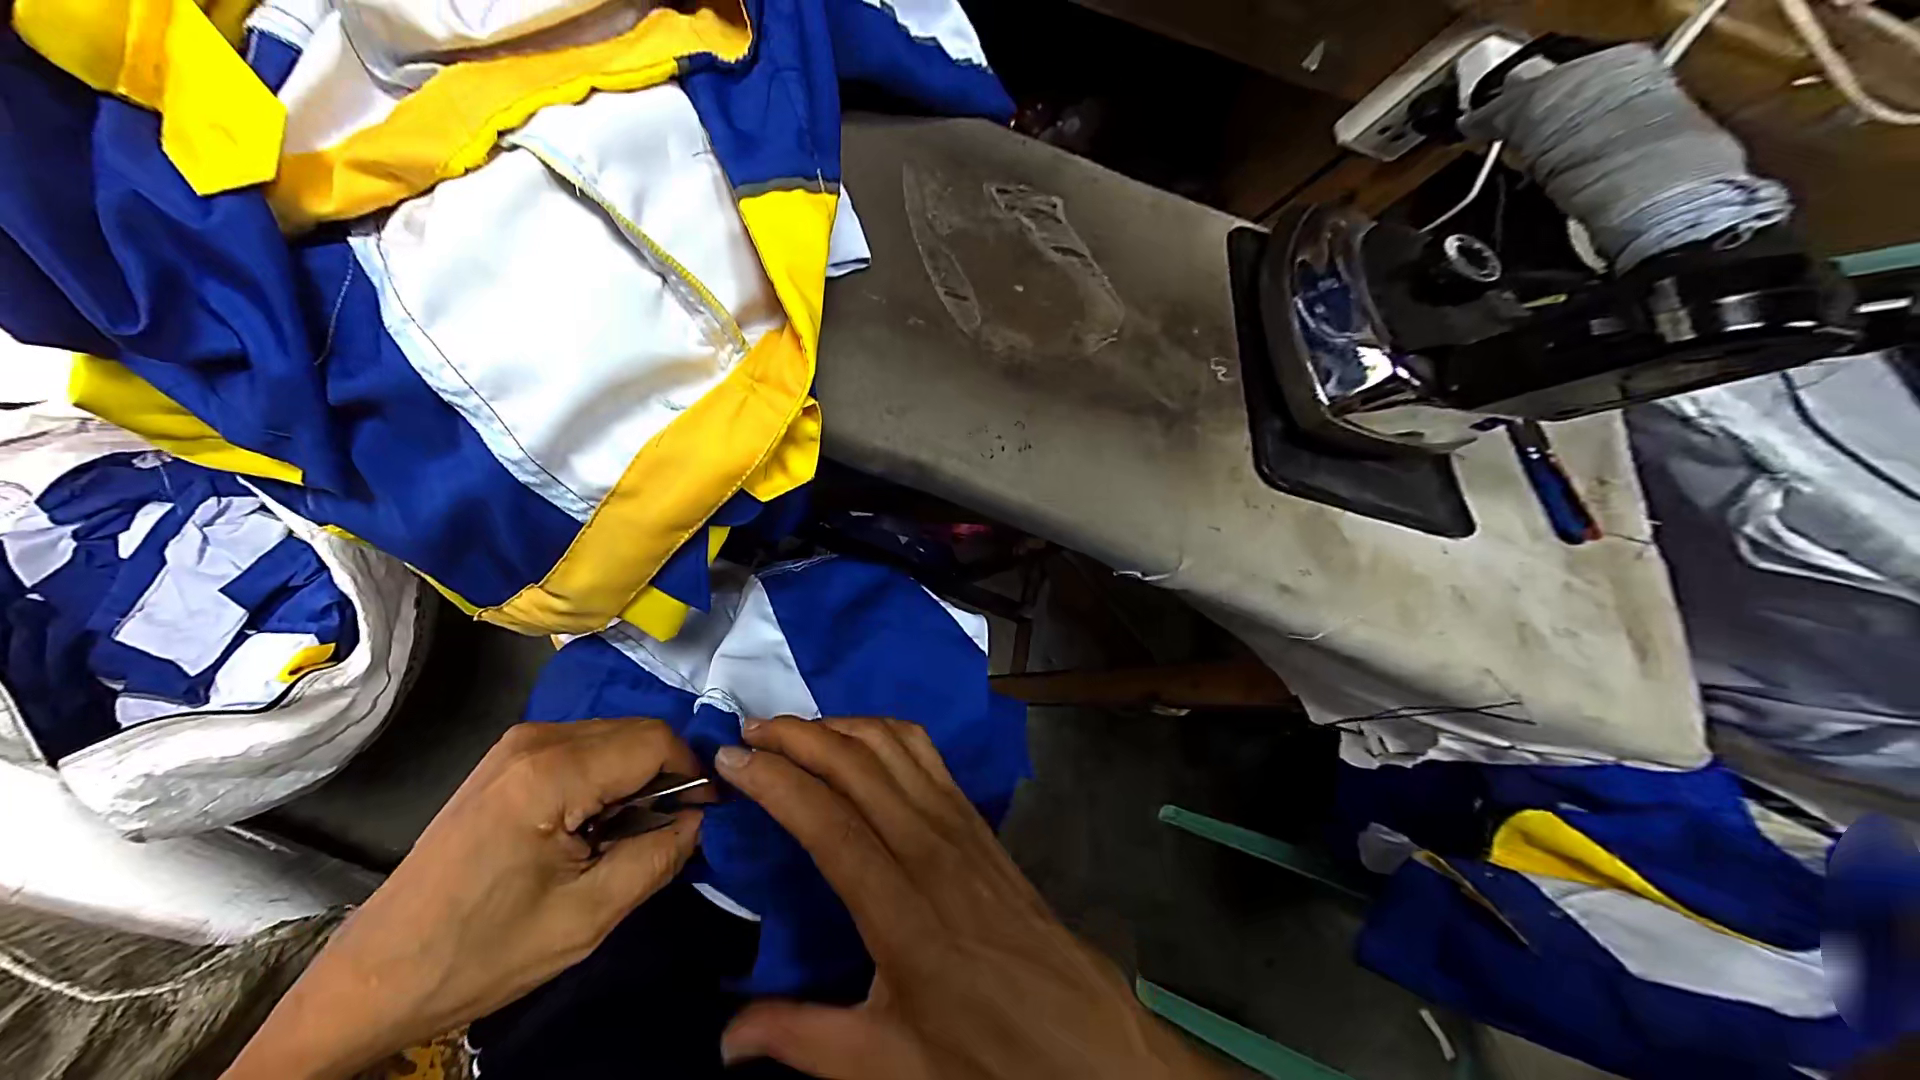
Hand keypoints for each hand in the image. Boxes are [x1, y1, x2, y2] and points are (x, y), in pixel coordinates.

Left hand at [225, 719, 705, 1079]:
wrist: (374, 977)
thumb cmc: (482, 952)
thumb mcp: (588, 916)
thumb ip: (660, 856)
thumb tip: (700, 817)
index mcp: (552, 772)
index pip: (658, 741)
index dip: (693, 774)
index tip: (703, 816)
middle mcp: (535, 738)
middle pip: (638, 732)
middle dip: (665, 775)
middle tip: (663, 832)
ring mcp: (516, 744)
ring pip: (614, 736)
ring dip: (637, 776)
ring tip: (624, 833)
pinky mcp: (507, 759)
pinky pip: (585, 747)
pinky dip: (607, 776)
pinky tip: (591, 823)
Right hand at [714, 716, 1221, 1079]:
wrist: (1077, 1029)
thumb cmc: (981, 1045)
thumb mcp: (887, 1059)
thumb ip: (802, 1036)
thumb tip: (725, 1038)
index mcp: (900, 910)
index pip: (827, 822)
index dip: (776, 781)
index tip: (732, 759)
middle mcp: (929, 848)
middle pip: (857, 766)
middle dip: (798, 736)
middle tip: (750, 730)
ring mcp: (958, 824)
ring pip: (894, 746)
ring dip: (840, 725)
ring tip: (794, 727)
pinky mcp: (976, 818)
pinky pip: (927, 754)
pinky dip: (885, 731)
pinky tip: (859, 736)